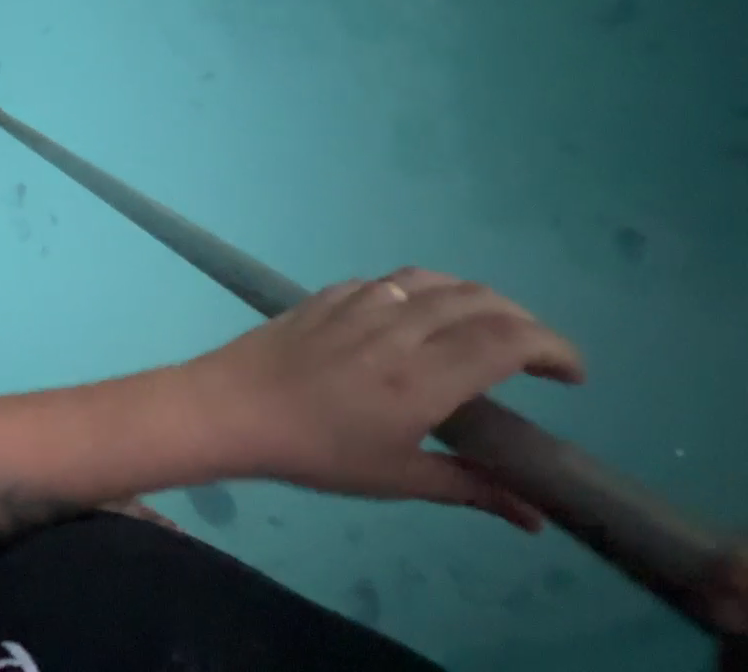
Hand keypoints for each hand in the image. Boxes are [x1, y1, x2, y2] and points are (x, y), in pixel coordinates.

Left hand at [182, 267, 585, 529]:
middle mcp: (395, 329)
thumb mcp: (394, 476)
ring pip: (427, 281)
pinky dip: (414, 289)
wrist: (226, 409)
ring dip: (469, 295)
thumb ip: (468, 487)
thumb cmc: (311, 450)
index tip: (571, 375)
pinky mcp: (318, 299)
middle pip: (477, 300)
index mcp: (423, 375)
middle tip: (533, 353)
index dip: (554, 348)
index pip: (509, 339)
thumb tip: (533, 517)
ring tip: (481, 323)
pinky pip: (380, 281)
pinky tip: (410, 311)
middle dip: (521, 319)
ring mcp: (352, 307)